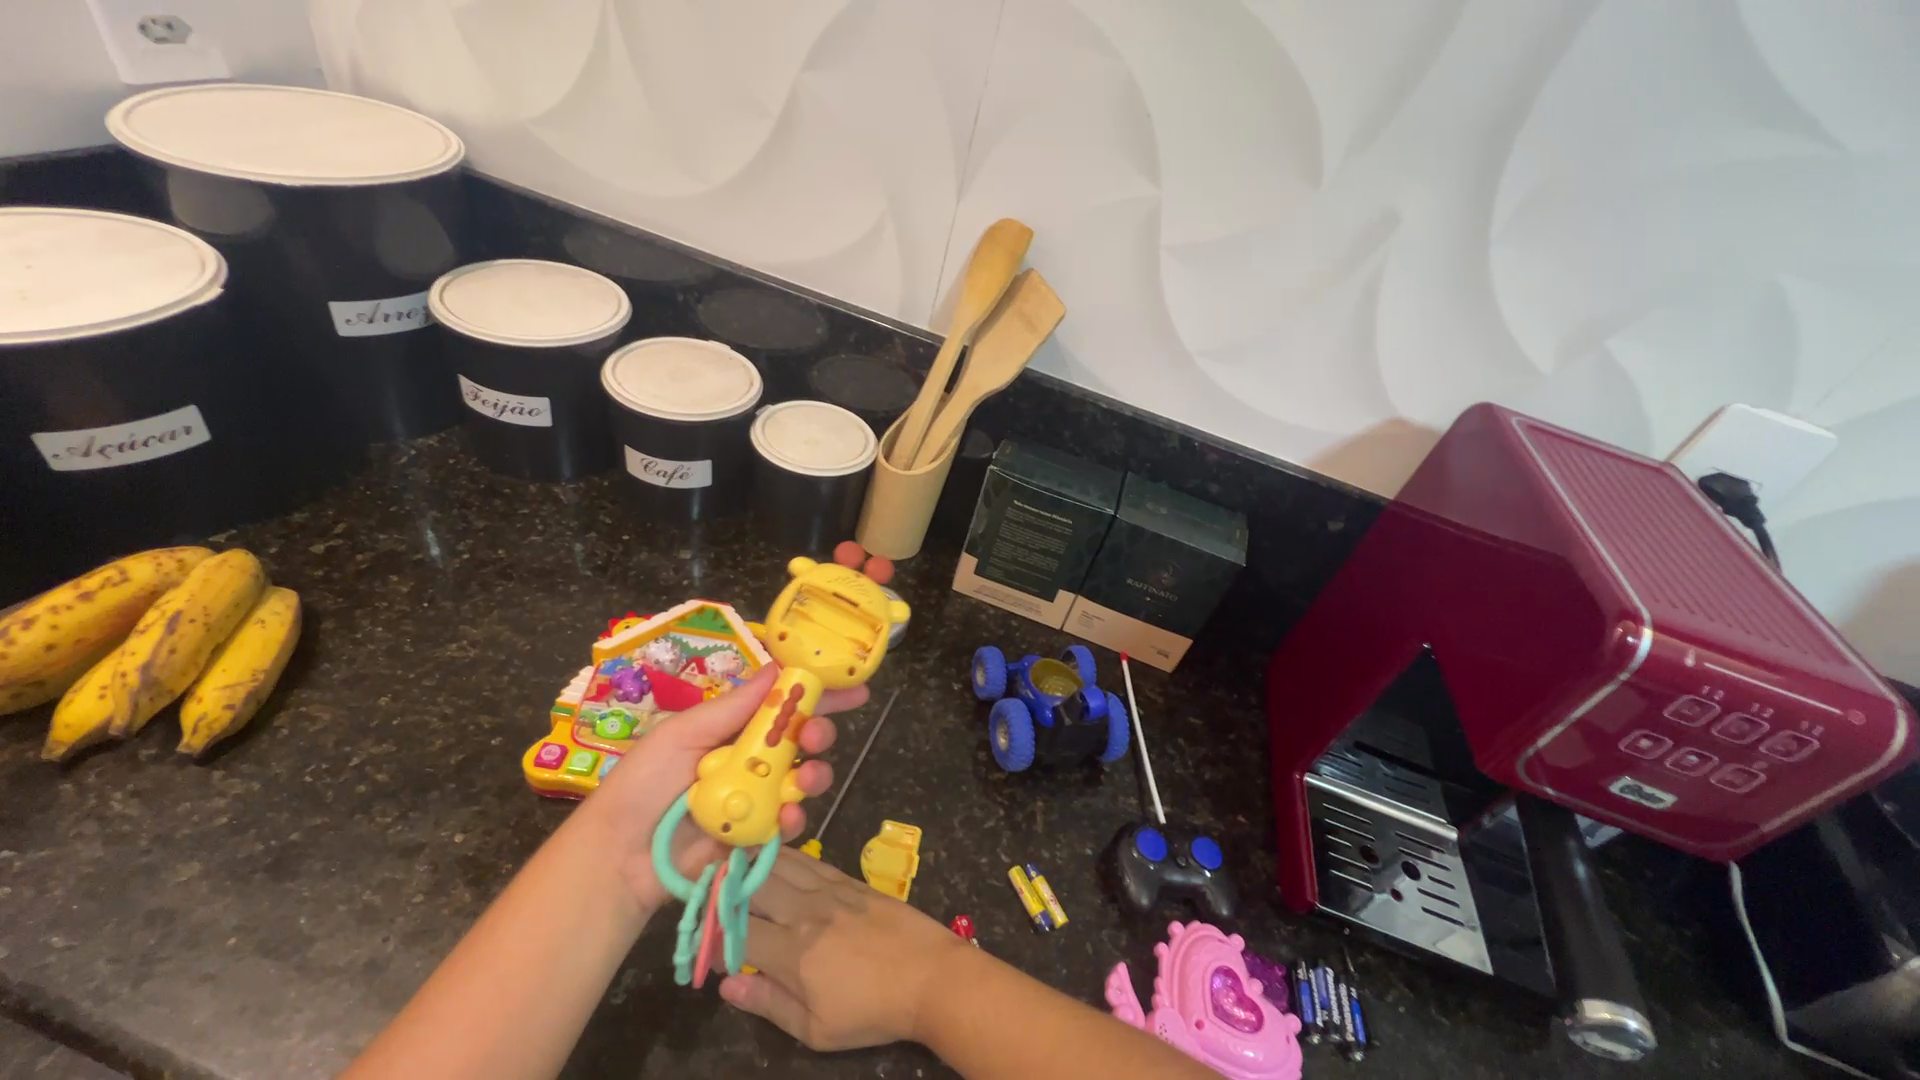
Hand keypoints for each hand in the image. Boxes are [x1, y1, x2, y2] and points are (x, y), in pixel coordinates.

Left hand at [582, 665, 865, 914]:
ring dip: (815, 775)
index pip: (782, 705)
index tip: (853, 687)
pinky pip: (788, 822)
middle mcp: (750, 759)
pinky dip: (794, 817)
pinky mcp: (756, 834)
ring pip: (803, 780)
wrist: (619, 855)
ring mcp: (756, 797)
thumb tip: (778, 668)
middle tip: (818, 735)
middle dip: (819, 733)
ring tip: (807, 780)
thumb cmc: (644, 783)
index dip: (818, 694)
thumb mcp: (684, 734)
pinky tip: (786, 816)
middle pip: (800, 741)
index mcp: (732, 729)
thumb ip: (734, 706)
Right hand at [719, 848, 971, 1049]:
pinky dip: (785, 856)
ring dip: (751, 862)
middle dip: (724, 885)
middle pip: (753, 887)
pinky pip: (810, 861)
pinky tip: (773, 855)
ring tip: (729, 859)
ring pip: (780, 866)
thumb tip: (726, 985)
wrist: (932, 977)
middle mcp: (806, 913)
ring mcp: (830, 891)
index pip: (737, 932)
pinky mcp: (851, 881)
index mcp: (793, 953)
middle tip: (705, 882)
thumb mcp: (817, 1029)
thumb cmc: (874, 1011)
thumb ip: (768, 1004)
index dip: (714, 932)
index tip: (705, 935)